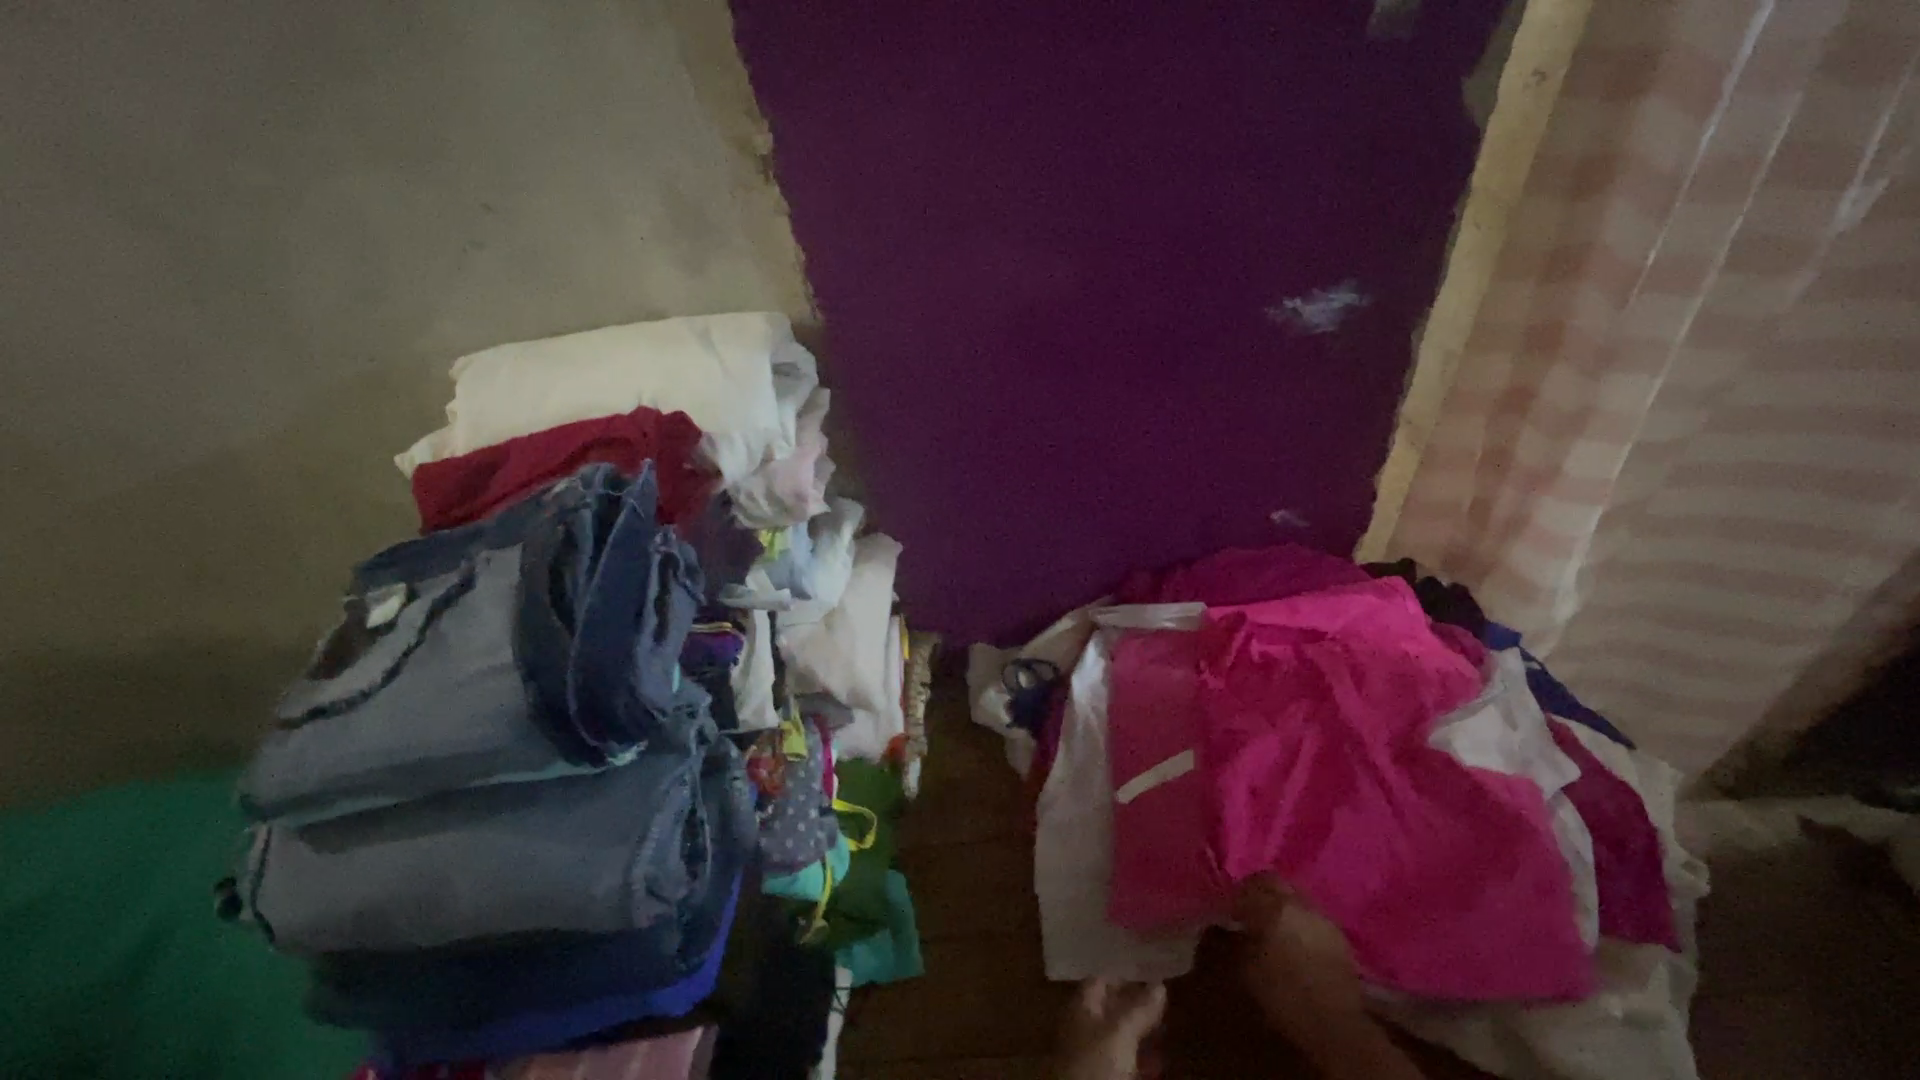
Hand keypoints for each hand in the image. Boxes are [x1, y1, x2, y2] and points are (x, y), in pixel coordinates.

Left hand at [1057, 978, 1166, 1079]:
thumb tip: (1160, 984)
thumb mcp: (1120, 1033)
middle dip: (1138, 1006)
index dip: (1125, 975)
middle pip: (1111, 1010)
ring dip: (1142, 1034)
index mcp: (1080, 1008)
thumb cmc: (1096, 1065)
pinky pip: (1125, 1065)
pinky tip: (1160, 1063)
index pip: (1100, 981)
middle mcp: (1083, 1029)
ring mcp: (1092, 1058)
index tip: (1153, 973)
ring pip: (1119, 1038)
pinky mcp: (1103, 1079)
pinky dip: (1142, 1061)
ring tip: (1168, 1030)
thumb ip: (1139, 1008)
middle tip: (1166, 1003)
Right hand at [1231, 874, 1366, 1041]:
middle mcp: (1303, 906)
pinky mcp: (1342, 944)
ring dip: (1284, 914)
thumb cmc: (1281, 997)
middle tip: (1249, 920)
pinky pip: (1314, 924)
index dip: (1237, 896)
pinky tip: (1295, 952)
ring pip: (1299, 904)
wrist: (1335, 1031)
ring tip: (1273, 938)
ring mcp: (1326, 923)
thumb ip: (1226, 942)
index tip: (1228, 914)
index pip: (1251, 882)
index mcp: (1275, 906)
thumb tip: (1221, 929)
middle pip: (1279, 886)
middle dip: (1262, 897)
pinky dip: (1301, 931)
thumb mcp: (1240, 971)